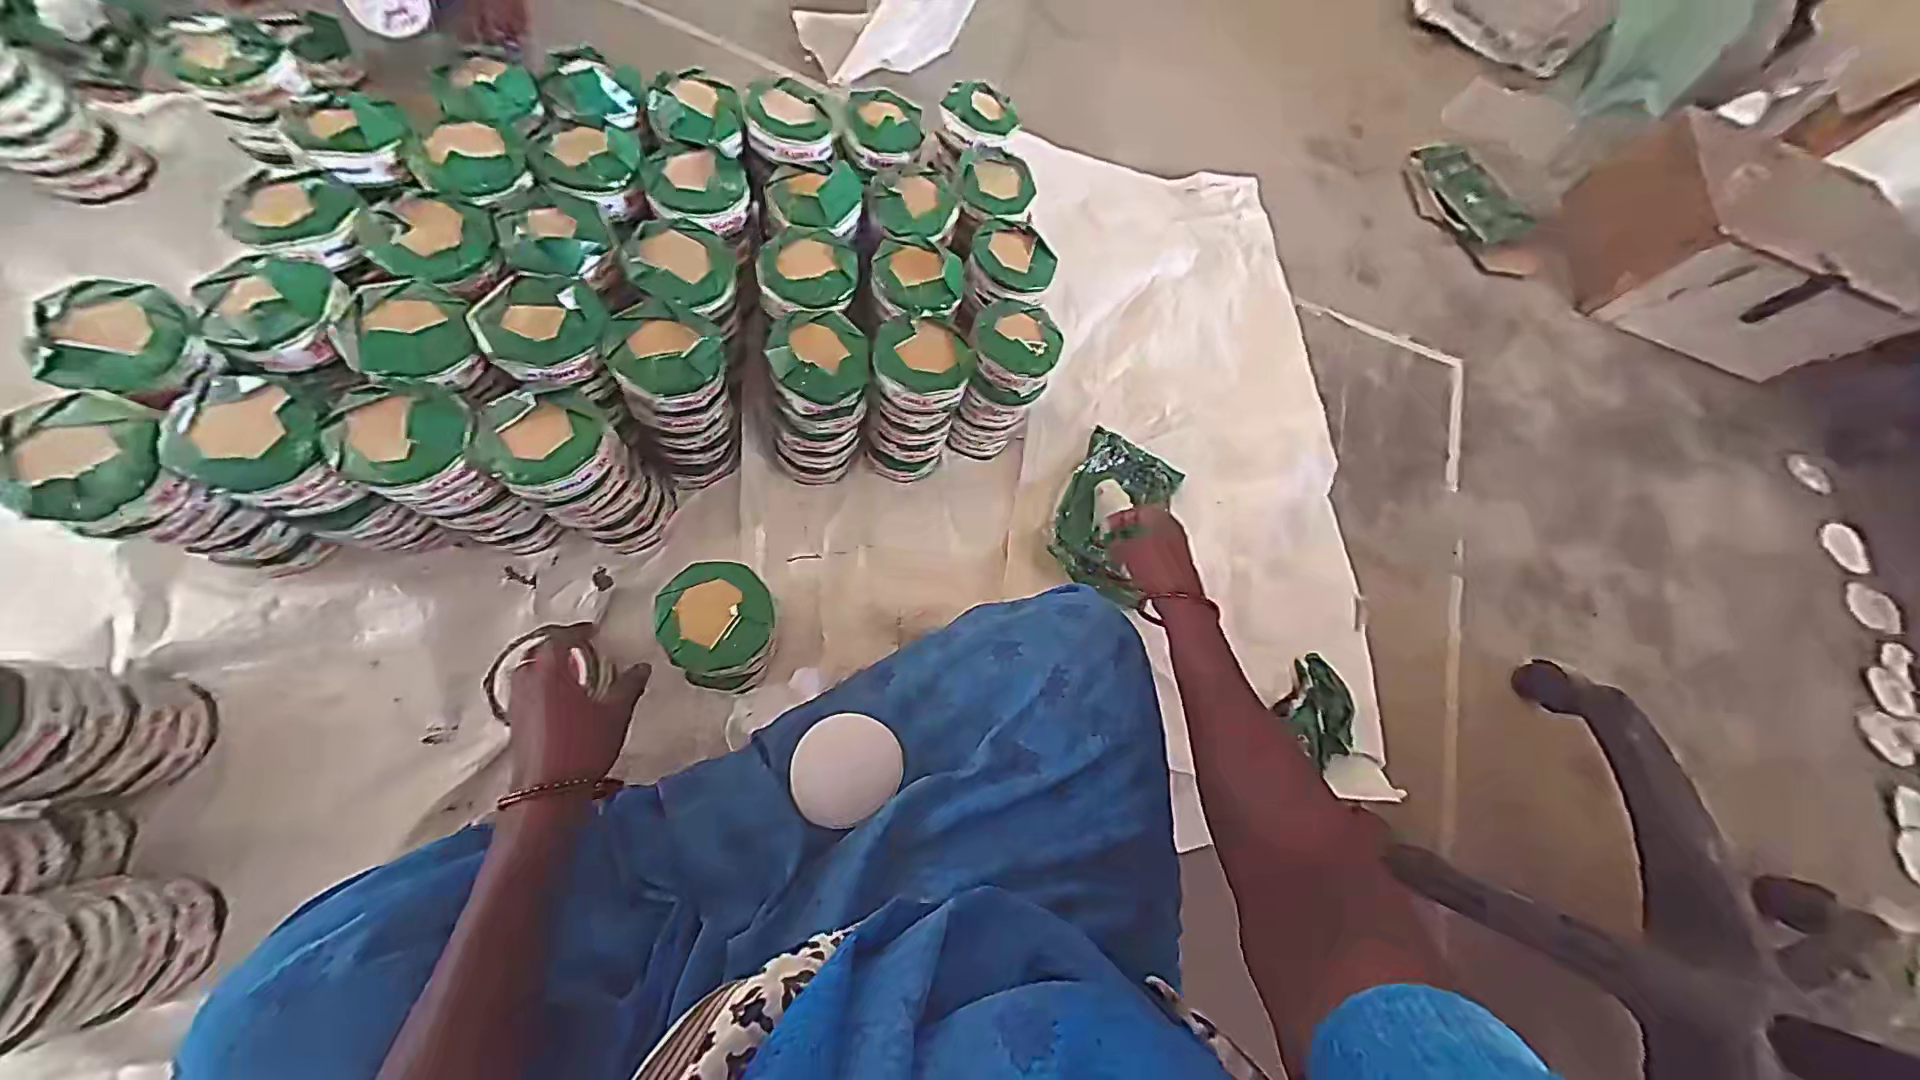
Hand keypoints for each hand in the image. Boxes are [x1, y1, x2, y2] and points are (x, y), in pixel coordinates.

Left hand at [506, 626, 649, 789]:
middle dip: (558, 646)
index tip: (593, 631)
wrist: (549, 791)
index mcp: (550, 673)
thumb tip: (641, 667)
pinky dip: (543, 684)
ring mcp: (518, 703)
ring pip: (528, 672)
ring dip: (548, 666)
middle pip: (537, 653)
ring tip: (573, 671)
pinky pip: (527, 690)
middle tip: (582, 648)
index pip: (558, 639)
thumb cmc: (584, 745)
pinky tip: (563, 697)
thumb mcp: (615, 712)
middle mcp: (528, 683)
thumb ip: (629, 685)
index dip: (576, 631)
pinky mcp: (516, 722)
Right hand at [1110, 505, 1205, 597]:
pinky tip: (1132, 566)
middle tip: (1111, 539)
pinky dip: (1143, 554)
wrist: (1177, 596)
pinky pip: (1156, 551)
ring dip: (1134, 543)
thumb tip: (1111, 541)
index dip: (1119, 518)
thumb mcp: (1127, 552)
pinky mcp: (1178, 562)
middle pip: (1146, 523)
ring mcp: (1177, 545)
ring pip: (1151, 537)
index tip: (1106, 527)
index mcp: (1161, 518)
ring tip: (1118, 554)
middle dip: (1126, 530)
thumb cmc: (1153, 569)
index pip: (1138, 509)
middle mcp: (1172, 528)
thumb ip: (1116, 542)